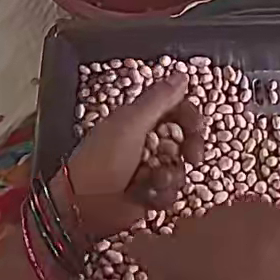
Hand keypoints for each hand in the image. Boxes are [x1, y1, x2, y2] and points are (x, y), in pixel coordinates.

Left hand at [60, 72, 204, 239]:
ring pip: (180, 167)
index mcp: (138, 118)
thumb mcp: (131, 125)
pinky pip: (171, 191)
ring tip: (150, 182)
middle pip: (185, 138)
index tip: (195, 129)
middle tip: (191, 158)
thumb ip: (158, 100)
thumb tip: (181, 74)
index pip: (176, 109)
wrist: (84, 206)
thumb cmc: (102, 161)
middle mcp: (145, 141)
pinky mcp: (148, 193)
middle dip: (188, 149)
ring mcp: (147, 168)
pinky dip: (160, 195)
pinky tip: (144, 197)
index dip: (190, 118)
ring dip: (169, 176)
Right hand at [126, 201, 279, 279]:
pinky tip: (255, 250)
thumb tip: (160, 272)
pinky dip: (242, 229)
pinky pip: (243, 213)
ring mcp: (252, 222)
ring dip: (214, 236)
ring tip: (233, 260)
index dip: (148, 256)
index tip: (149, 264)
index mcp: (202, 276)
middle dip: (184, 248)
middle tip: (198, 272)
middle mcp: (222, 240)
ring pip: (213, 218)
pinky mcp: (277, 213)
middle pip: (183, 230)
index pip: (153, 250)